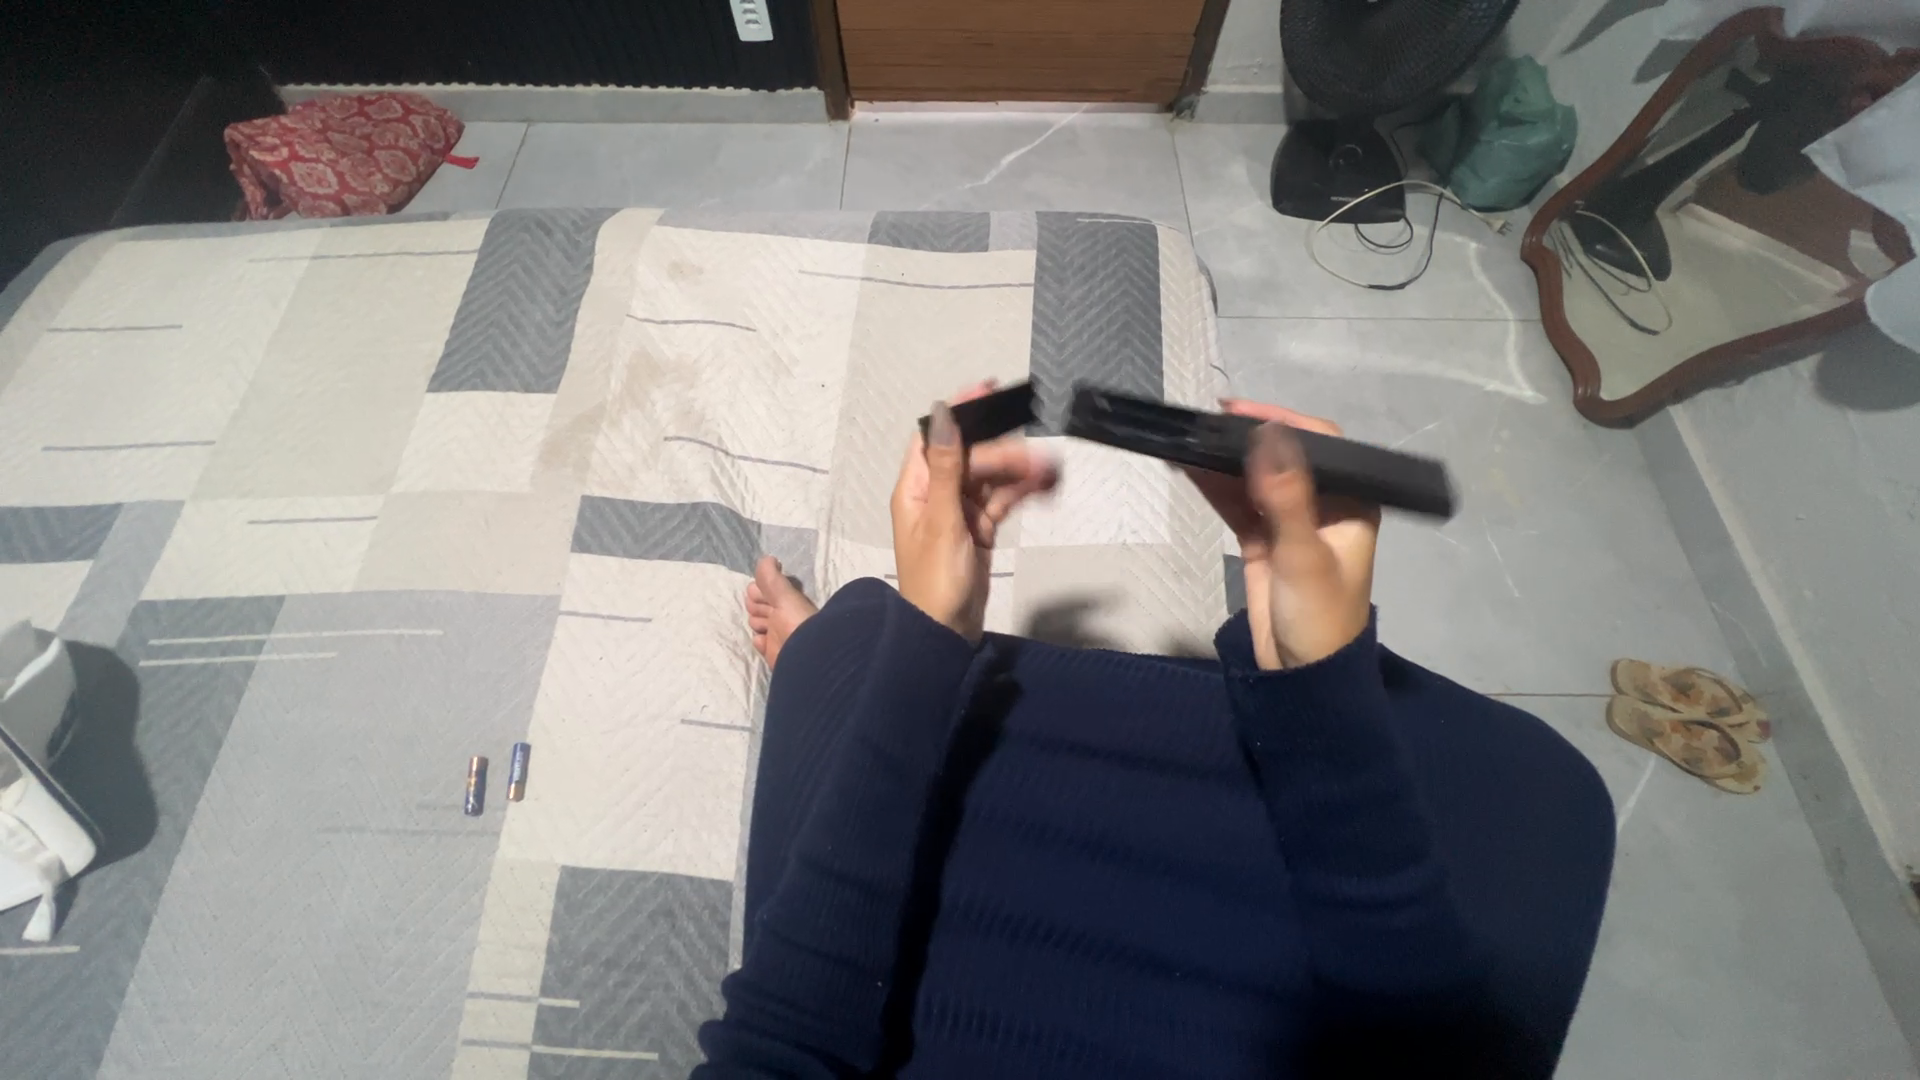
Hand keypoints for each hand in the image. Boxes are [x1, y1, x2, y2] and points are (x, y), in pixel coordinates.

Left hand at [891, 380, 1058, 642]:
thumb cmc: (936, 581)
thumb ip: (946, 468)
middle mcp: (934, 493)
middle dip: (1002, 452)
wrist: (947, 633)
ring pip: (990, 477)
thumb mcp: (942, 522)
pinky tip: (1044, 485)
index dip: (959, 412)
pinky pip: (1001, 500)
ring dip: (1018, 472)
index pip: (934, 438)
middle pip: (970, 456)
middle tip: (1035, 456)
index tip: (987, 389)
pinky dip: (1021, 492)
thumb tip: (942, 414)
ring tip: (1050, 471)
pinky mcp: (979, 527)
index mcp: (914, 488)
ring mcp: (958, 510)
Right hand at [1183, 400, 1379, 669]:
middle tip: (1203, 424)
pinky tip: (1189, 471)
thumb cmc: (1317, 614)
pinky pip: (1236, 505)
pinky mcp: (1262, 540)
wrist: (1299, 673)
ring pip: (1253, 480)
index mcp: (1349, 501)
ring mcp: (1287, 522)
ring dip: (1222, 464)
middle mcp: (1321, 504)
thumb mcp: (1303, 556)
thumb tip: (1268, 437)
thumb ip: (1286, 497)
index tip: (1238, 413)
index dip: (1281, 422)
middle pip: (1280, 458)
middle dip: (1243, 440)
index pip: (1320, 445)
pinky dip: (1214, 489)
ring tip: (1186, 443)